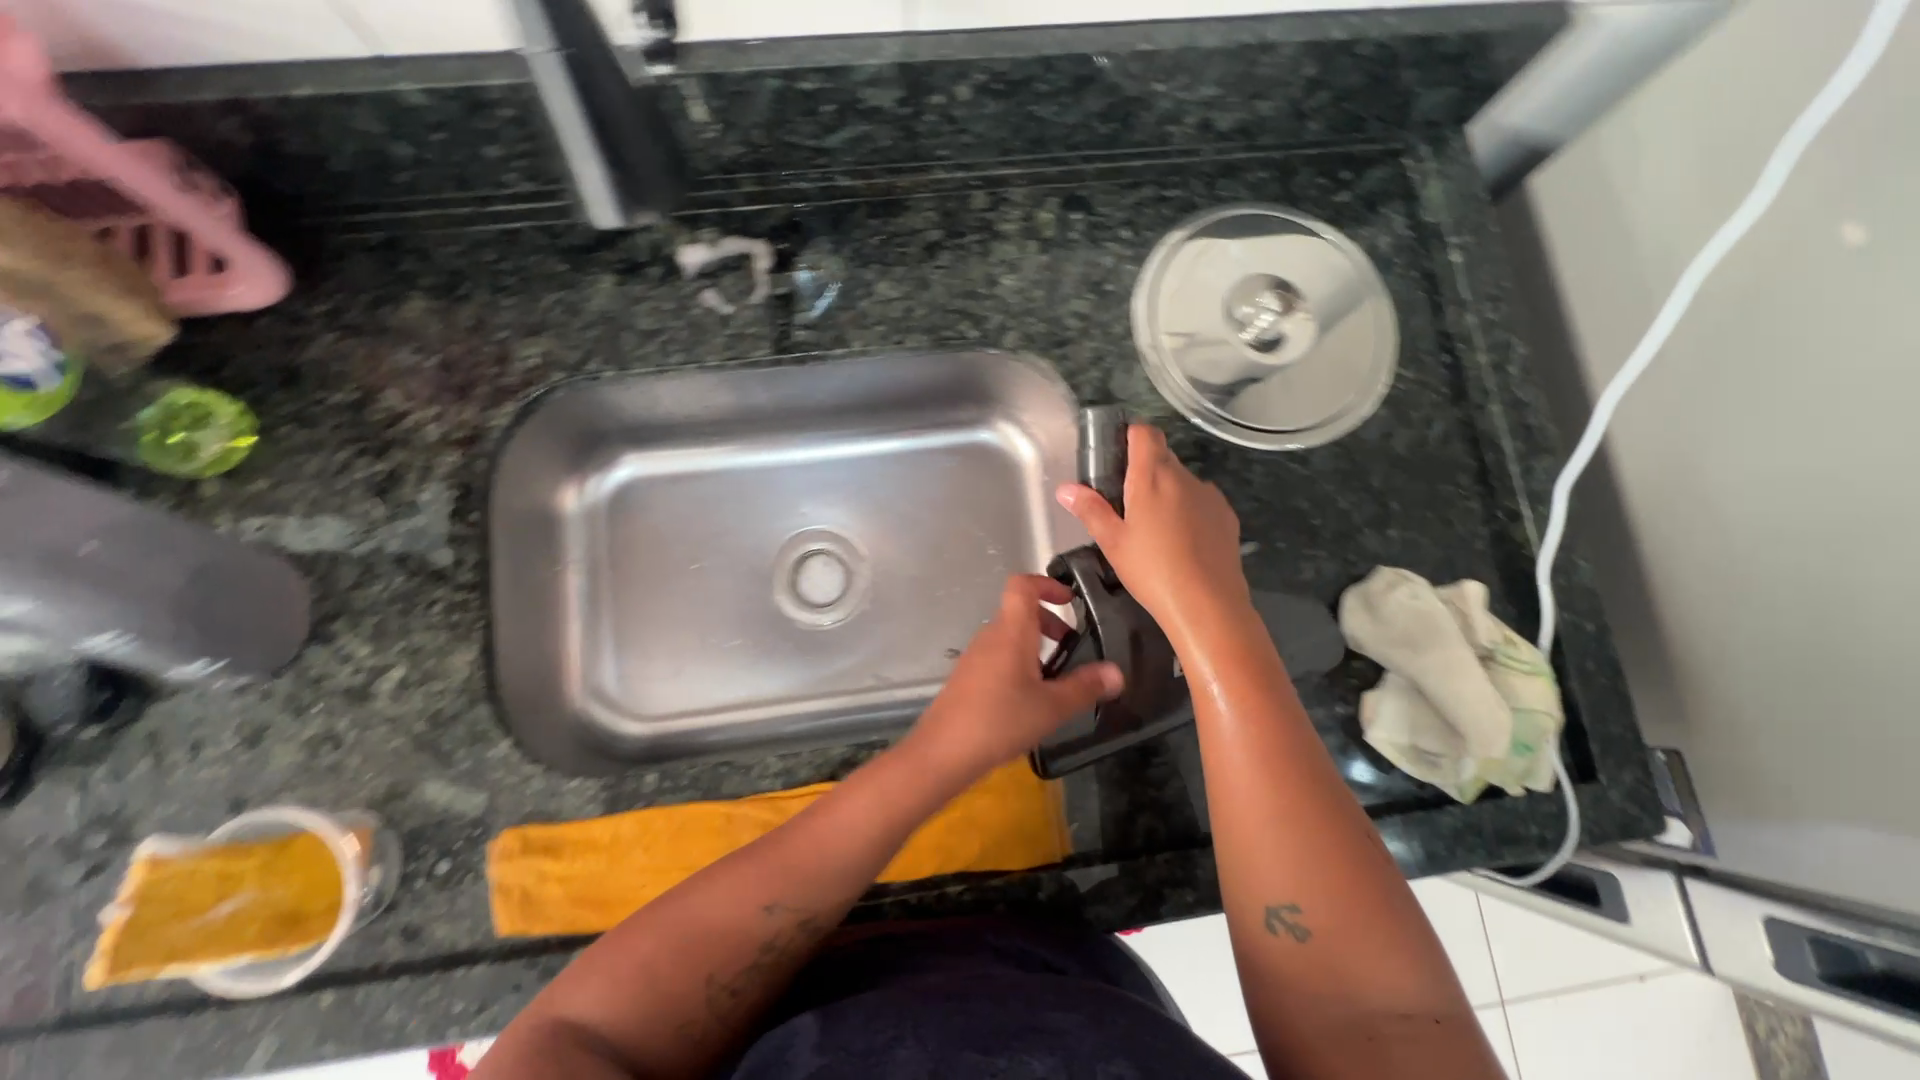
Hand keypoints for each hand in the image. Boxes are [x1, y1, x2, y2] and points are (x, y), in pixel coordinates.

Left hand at [904, 574, 1122, 782]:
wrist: (943, 752)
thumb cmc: (1000, 721)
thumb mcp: (1052, 707)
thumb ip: (1085, 687)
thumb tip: (1117, 673)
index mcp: (1011, 632)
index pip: (1022, 585)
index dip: (1047, 584)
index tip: (1071, 601)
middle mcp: (990, 636)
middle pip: (1019, 611)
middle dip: (1049, 622)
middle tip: (1072, 648)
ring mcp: (975, 657)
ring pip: (1009, 637)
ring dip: (1035, 647)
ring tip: (1056, 679)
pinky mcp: (967, 678)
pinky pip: (998, 657)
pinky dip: (1019, 664)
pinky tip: (1029, 699)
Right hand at [1055, 424, 1252, 651]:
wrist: (1208, 605)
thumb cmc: (1152, 570)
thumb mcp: (1113, 543)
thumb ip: (1090, 510)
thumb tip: (1066, 489)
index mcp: (1152, 476)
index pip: (1145, 433)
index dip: (1130, 436)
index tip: (1117, 455)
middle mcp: (1184, 477)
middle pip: (1163, 457)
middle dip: (1144, 470)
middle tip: (1126, 503)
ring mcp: (1210, 496)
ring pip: (1183, 481)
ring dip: (1168, 493)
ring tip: (1155, 529)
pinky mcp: (1228, 516)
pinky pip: (1202, 502)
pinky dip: (1189, 511)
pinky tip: (1182, 542)